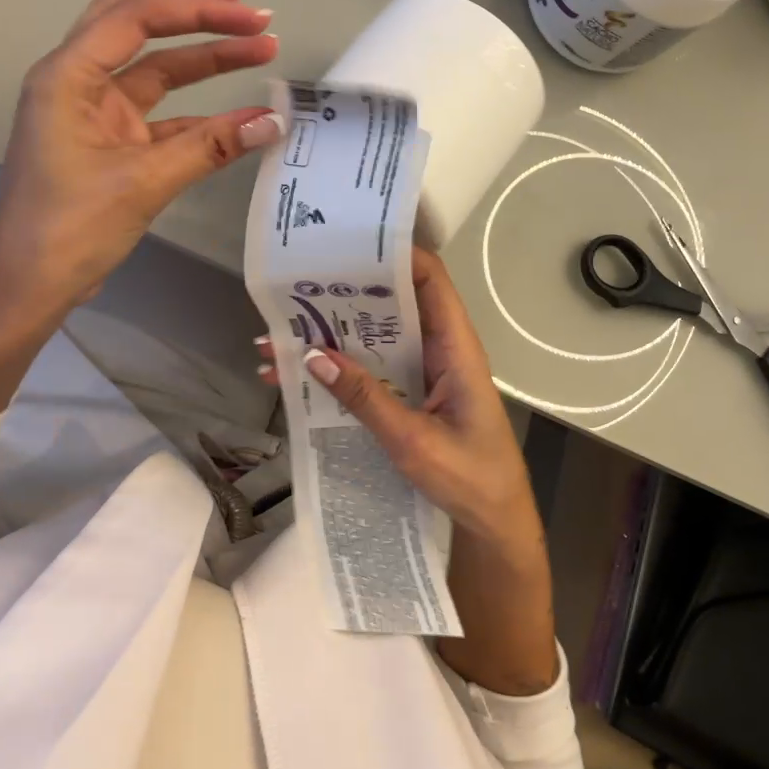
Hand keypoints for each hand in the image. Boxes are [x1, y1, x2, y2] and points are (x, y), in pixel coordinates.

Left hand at [0, 0, 277, 431]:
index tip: (251, 17)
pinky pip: (157, 113)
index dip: (198, 9)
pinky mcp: (106, 143)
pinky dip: (196, 110)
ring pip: (150, 66)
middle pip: (136, 22)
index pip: (135, 16)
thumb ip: (209, 147)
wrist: (28, 288)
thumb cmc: (69, 229)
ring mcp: (91, 112)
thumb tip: (273, 120)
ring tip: (255, 43)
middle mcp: (75, 81)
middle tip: (246, 1)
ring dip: (200, 54)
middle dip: (192, 7)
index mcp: (67, 77)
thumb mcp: (142, 183)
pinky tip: (237, 112)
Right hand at [257, 247, 539, 547]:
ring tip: (274, 337)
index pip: (429, 279)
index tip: (345, 244)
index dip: (394, 254)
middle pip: (391, 304)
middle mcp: (437, 350)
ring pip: (373, 339)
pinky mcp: (409, 397)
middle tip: (291, 289)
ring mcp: (422, 373)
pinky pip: (368, 372)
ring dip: (328, 337)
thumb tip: (312, 356)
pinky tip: (291, 378)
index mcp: (454, 347)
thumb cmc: (470, 478)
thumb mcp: (413, 440)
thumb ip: (365, 397)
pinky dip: (334, 371)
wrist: (494, 524)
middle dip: (342, 296)